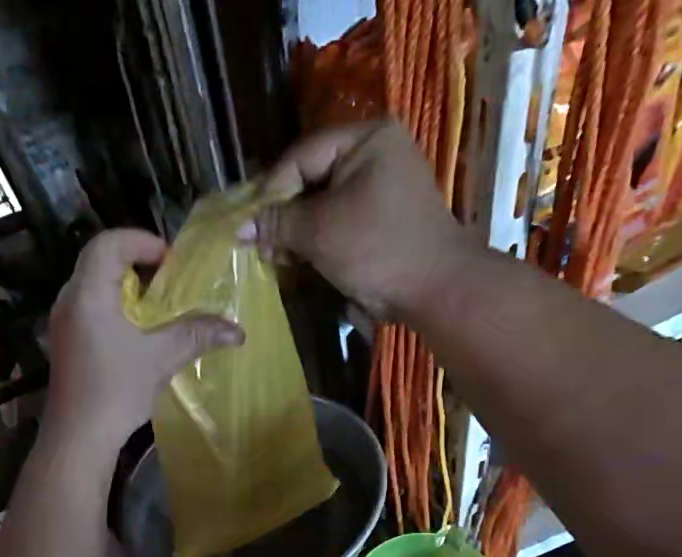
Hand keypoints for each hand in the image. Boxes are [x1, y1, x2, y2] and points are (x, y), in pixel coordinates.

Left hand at [45, 229, 243, 446]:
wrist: (78, 436)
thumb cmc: (116, 390)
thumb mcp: (161, 358)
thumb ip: (196, 336)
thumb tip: (236, 330)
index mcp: (88, 293)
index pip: (109, 244)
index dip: (141, 241)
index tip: (171, 260)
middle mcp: (70, 300)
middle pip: (99, 261)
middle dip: (136, 263)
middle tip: (168, 280)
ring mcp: (64, 323)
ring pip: (93, 286)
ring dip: (125, 287)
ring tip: (157, 306)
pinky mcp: (67, 344)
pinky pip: (91, 309)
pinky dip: (115, 308)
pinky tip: (138, 334)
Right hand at [252, 122, 475, 316]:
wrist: (439, 292)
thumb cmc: (379, 251)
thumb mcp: (321, 233)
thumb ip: (278, 223)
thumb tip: (242, 226)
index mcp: (368, 138)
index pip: (302, 156)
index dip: (270, 192)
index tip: (247, 225)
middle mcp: (380, 154)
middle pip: (314, 178)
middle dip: (285, 215)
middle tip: (261, 246)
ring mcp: (387, 189)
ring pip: (328, 204)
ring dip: (301, 233)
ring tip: (279, 258)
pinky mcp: (390, 222)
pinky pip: (346, 222)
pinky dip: (324, 241)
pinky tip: (305, 261)